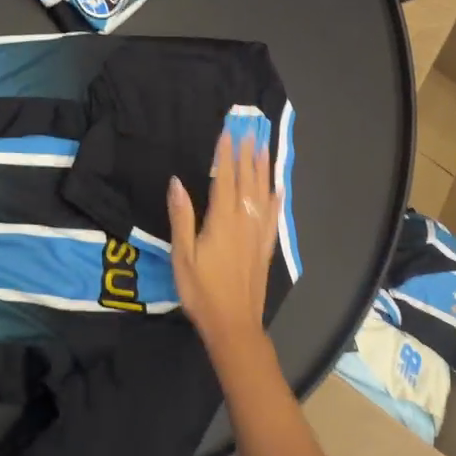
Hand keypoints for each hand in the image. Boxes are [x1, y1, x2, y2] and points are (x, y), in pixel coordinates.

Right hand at [168, 122, 281, 356]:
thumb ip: (182, 217)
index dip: (227, 155)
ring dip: (263, 170)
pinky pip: (273, 218)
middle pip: (248, 182)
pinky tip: (278, 190)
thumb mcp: (182, 254)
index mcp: (223, 221)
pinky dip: (276, 200)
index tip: (227, 131)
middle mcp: (245, 223)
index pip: (226, 179)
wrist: (233, 324)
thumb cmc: (201, 290)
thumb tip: (177, 182)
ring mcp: (258, 236)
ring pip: (264, 195)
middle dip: (247, 155)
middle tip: (249, 130)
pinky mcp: (265, 249)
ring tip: (264, 148)